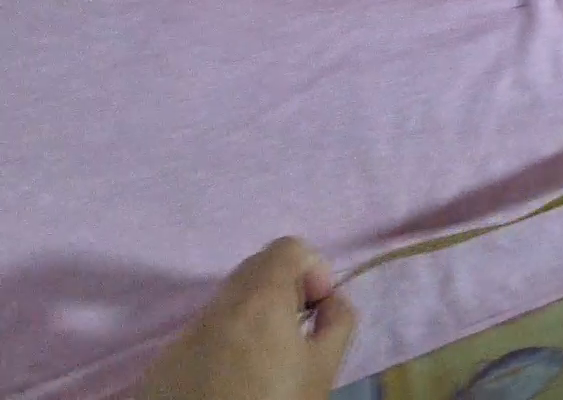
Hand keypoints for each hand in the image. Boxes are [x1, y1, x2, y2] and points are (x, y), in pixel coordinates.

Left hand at [140, 237, 356, 399]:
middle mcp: (212, 315)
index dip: (311, 267)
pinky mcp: (153, 377)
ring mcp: (174, 347)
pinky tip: (227, 386)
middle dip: (282, 290)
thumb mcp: (326, 365)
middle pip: (252, 272)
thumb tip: (327, 302)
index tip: (315, 305)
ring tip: (260, 364)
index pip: (286, 248)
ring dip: (250, 320)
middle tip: (293, 329)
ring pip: (224, 308)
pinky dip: (220, 347)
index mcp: (258, 303)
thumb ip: (338, 317)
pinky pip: (197, 341)